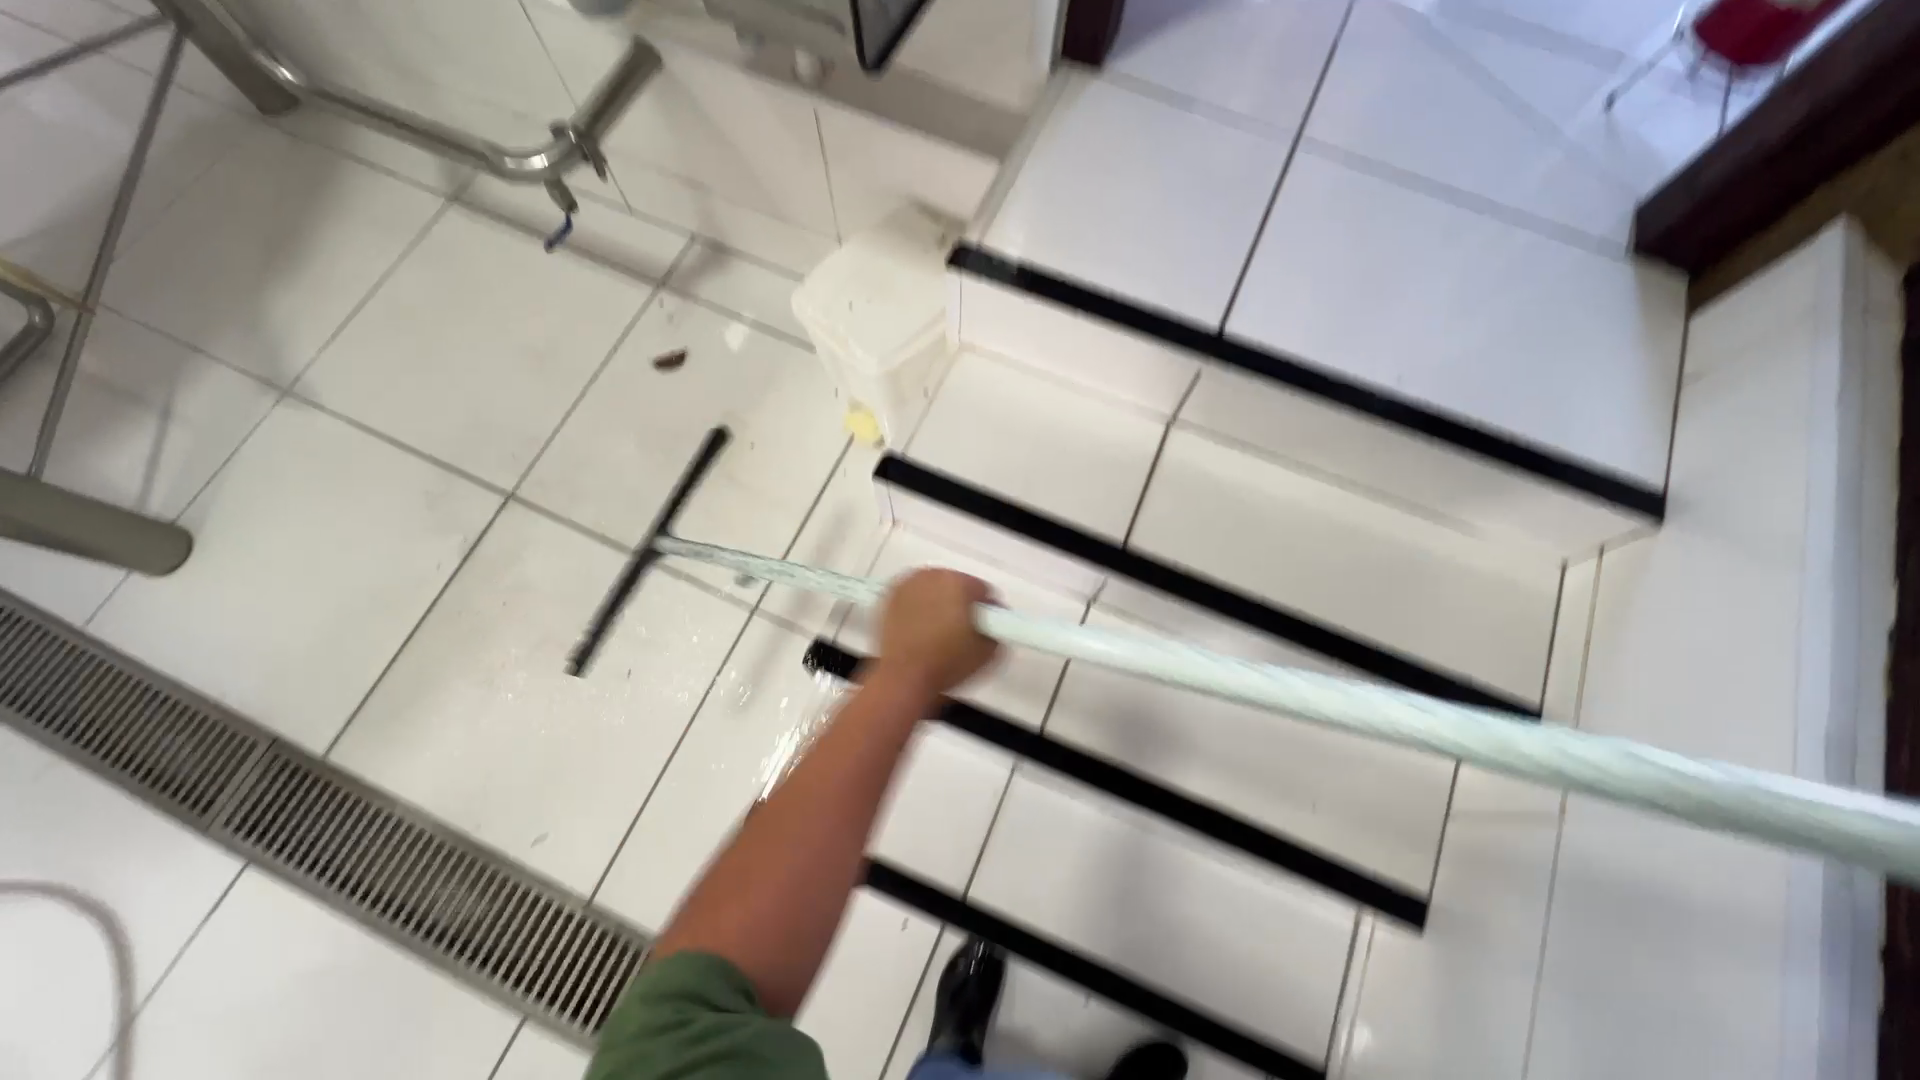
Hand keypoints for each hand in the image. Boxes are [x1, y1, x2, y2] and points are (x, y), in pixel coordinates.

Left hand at [873, 568, 999, 696]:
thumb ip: (999, 629)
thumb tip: (994, 620)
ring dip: (939, 603)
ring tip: (939, 631)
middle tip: (961, 631)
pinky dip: (918, 607)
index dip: (987, 611)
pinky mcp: (888, 596)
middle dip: (961, 603)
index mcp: (959, 583)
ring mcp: (907, 584)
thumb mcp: (989, 653)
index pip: (983, 590)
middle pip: (956, 585)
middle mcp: (932, 575)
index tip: (985, 629)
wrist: (902, 678)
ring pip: (933, 589)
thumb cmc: (948, 664)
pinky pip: (912, 597)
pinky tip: (919, 628)